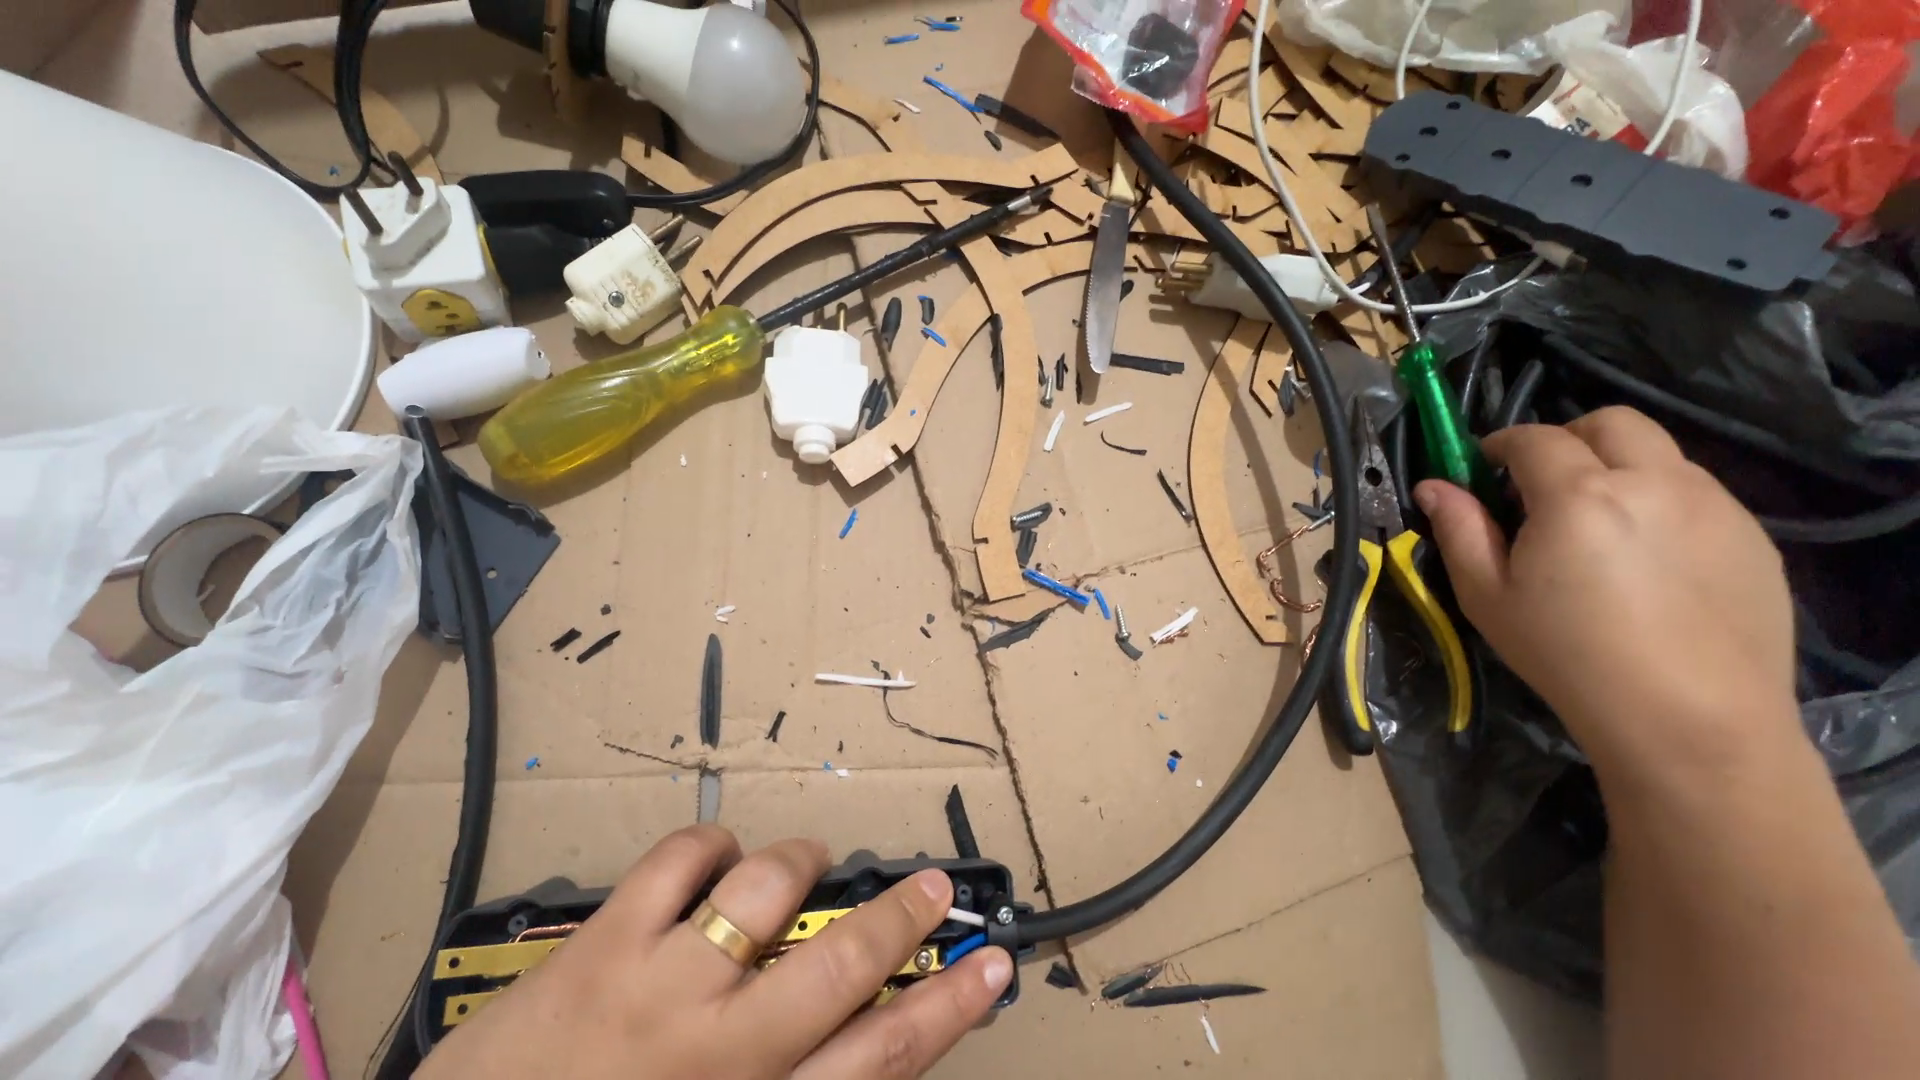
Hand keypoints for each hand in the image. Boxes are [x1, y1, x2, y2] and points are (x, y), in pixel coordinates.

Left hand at [418, 826, 1010, 1079]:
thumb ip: (790, 1079)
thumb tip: (854, 1030)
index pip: (882, 1060)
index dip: (948, 1008)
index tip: (988, 968)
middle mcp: (720, 1052)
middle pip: (841, 969)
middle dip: (899, 919)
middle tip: (932, 885)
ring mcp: (658, 990)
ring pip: (765, 893)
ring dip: (801, 862)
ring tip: (808, 860)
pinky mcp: (600, 946)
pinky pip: (680, 862)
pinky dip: (714, 844)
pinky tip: (717, 858)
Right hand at [1413, 407, 1796, 772]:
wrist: (1688, 716)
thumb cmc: (1567, 655)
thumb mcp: (1487, 597)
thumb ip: (1459, 530)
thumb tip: (1435, 486)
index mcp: (1578, 494)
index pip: (1534, 438)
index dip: (1501, 444)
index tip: (1485, 466)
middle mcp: (1652, 481)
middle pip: (1611, 422)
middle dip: (1569, 437)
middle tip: (1544, 482)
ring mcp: (1713, 504)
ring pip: (1660, 453)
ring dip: (1619, 467)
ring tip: (1599, 523)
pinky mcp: (1752, 534)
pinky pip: (1698, 493)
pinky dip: (1661, 501)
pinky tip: (1648, 559)